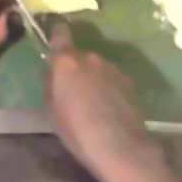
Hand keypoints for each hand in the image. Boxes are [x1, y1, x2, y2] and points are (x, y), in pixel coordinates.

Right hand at [46, 24, 167, 181]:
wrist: (118, 147)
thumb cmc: (76, 130)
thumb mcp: (51, 109)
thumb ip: (53, 84)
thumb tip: (57, 74)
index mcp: (67, 62)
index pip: (60, 35)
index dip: (58, 35)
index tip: (56, 38)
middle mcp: (91, 58)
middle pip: (80, 57)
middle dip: (76, 68)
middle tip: (73, 90)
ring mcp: (113, 69)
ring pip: (97, 68)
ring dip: (93, 79)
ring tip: (93, 104)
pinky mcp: (129, 82)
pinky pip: (112, 80)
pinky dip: (108, 89)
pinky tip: (108, 109)